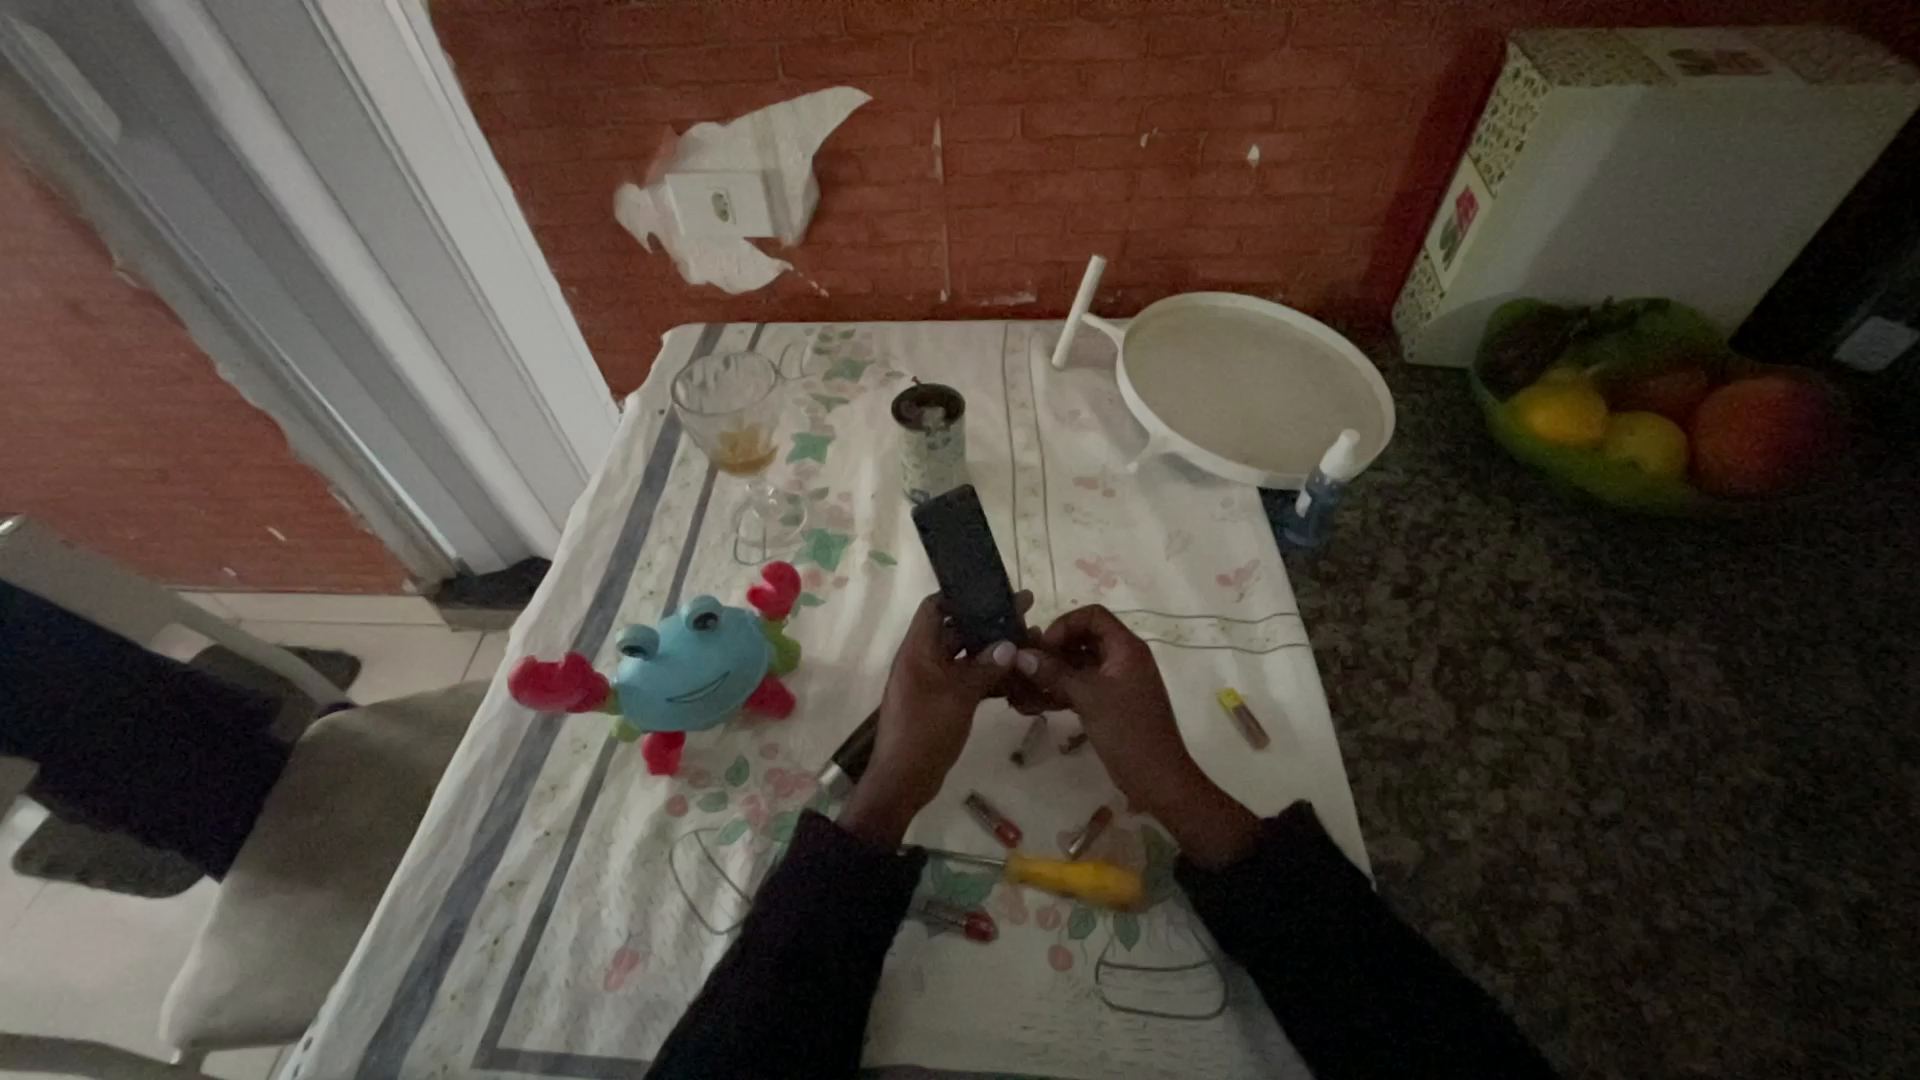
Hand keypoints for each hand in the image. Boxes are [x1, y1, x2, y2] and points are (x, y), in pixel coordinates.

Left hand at [839, 593, 1017, 846]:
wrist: (903, 780)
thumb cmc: (925, 731)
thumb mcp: (959, 696)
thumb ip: (985, 668)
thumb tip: (1010, 645)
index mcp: (918, 650)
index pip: (934, 607)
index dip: (960, 596)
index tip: (992, 589)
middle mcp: (924, 660)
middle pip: (955, 630)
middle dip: (987, 622)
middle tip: (1024, 612)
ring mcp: (933, 682)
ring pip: (965, 656)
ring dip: (991, 650)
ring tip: (1028, 641)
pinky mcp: (942, 702)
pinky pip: (966, 680)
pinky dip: (988, 676)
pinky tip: (1016, 676)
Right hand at [1015, 605, 1258, 867]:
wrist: (1158, 779)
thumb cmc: (1129, 731)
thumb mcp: (1089, 698)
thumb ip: (1054, 673)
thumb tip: (1020, 654)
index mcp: (1126, 648)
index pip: (1092, 616)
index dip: (1065, 625)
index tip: (1043, 647)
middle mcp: (1121, 659)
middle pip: (1082, 639)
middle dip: (1052, 650)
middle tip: (1025, 667)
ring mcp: (1115, 682)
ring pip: (1078, 665)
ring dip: (1051, 673)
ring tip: (1021, 687)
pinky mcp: (1108, 704)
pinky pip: (1079, 687)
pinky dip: (1059, 692)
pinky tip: (1032, 704)